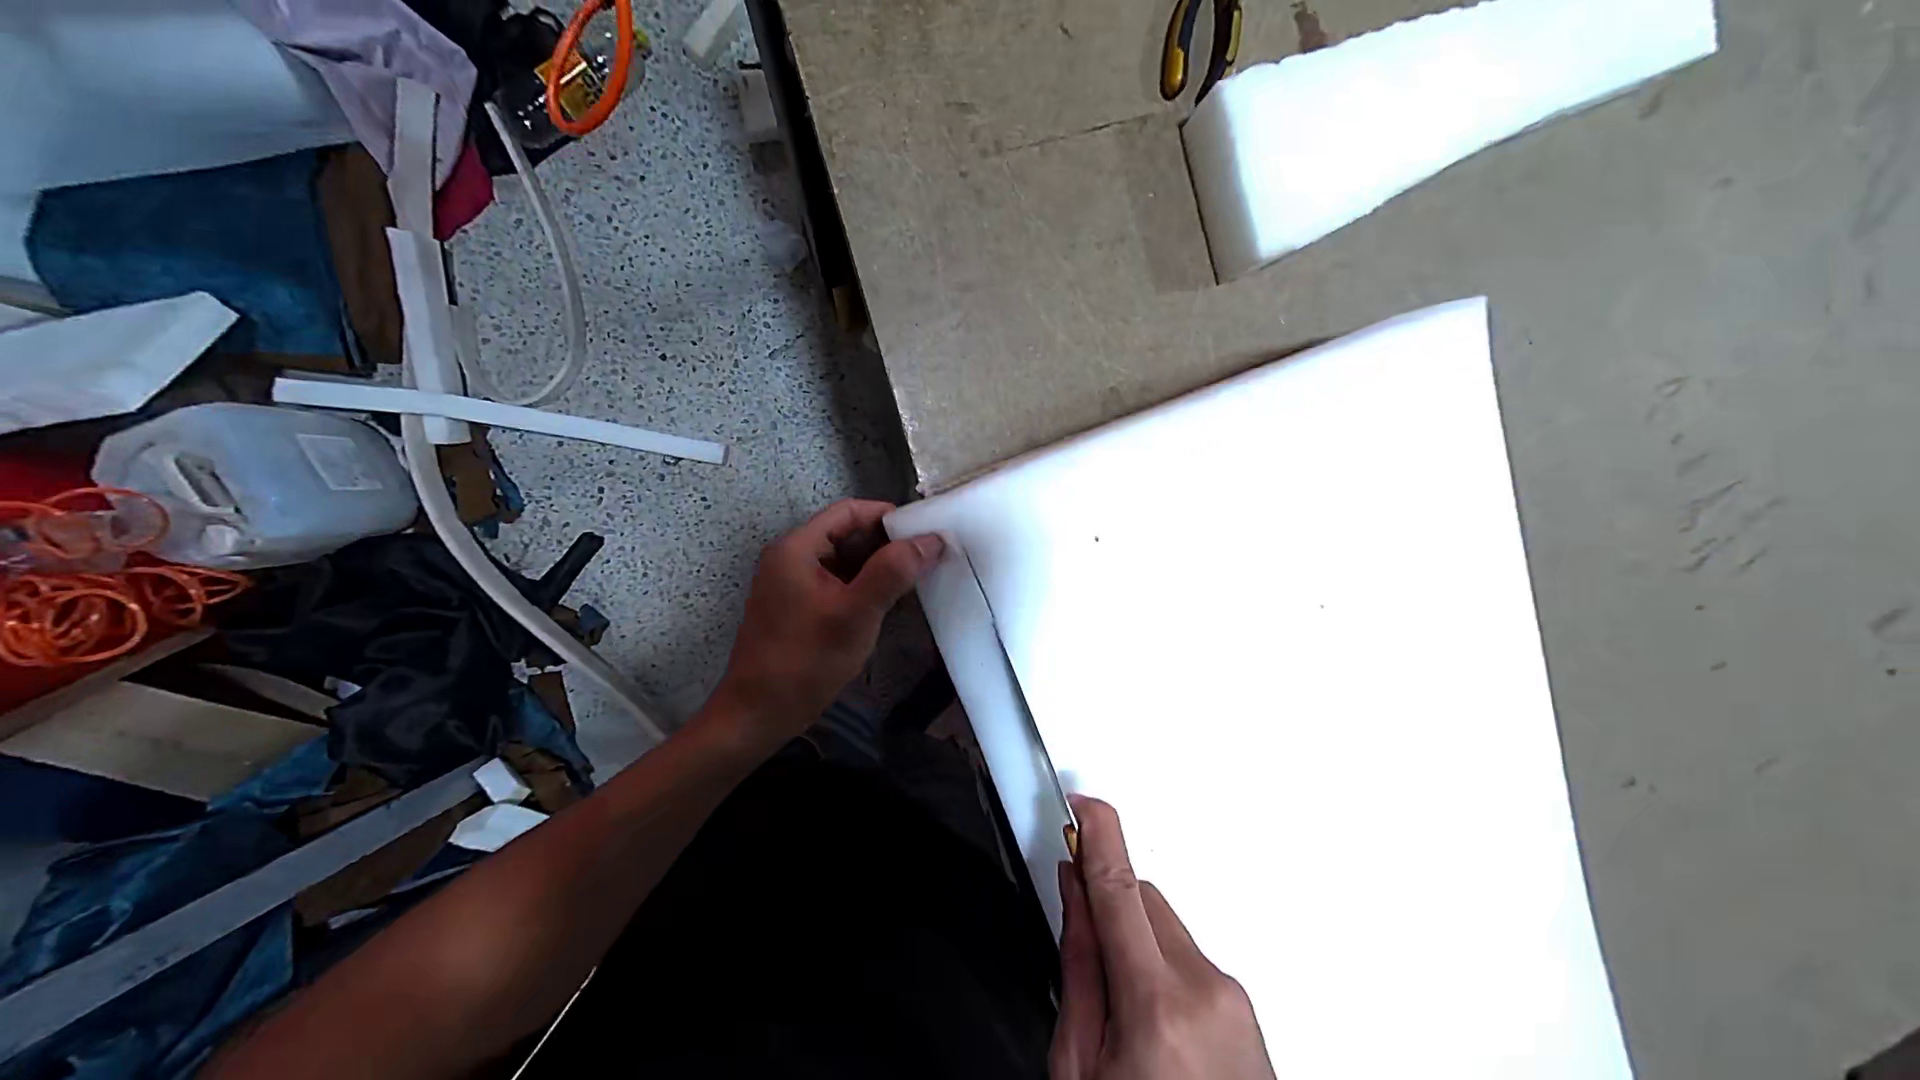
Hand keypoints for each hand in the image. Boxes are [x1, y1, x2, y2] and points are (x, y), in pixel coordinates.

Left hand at [712, 499, 943, 743]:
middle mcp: (792, 558)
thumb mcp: (856, 614)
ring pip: (845, 561)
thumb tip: (930, 540)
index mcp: (797, 548)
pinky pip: (837, 584)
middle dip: (888, 543)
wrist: (758, 714)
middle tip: (929, 557)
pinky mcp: (799, 607)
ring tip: (918, 578)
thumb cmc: (805, 661)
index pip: (849, 512)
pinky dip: (864, 587)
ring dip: (879, 567)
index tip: (925, 532)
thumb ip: (892, 572)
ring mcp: (793, 584)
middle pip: (847, 534)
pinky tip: (890, 602)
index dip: (888, 516)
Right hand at [1053, 796, 1276, 1079]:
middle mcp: (1206, 989)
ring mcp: (1233, 998)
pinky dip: (1162, 965)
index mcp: (1156, 1004)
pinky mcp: (1245, 1005)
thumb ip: (1078, 966)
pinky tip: (1153, 1022)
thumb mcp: (1080, 1065)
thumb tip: (1074, 895)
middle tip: (1087, 954)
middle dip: (1108, 906)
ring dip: (1136, 942)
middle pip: (1143, 897)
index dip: (1096, 832)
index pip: (1119, 886)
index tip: (1082, 801)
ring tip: (1125, 1013)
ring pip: (1165, 924)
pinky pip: (1190, 955)